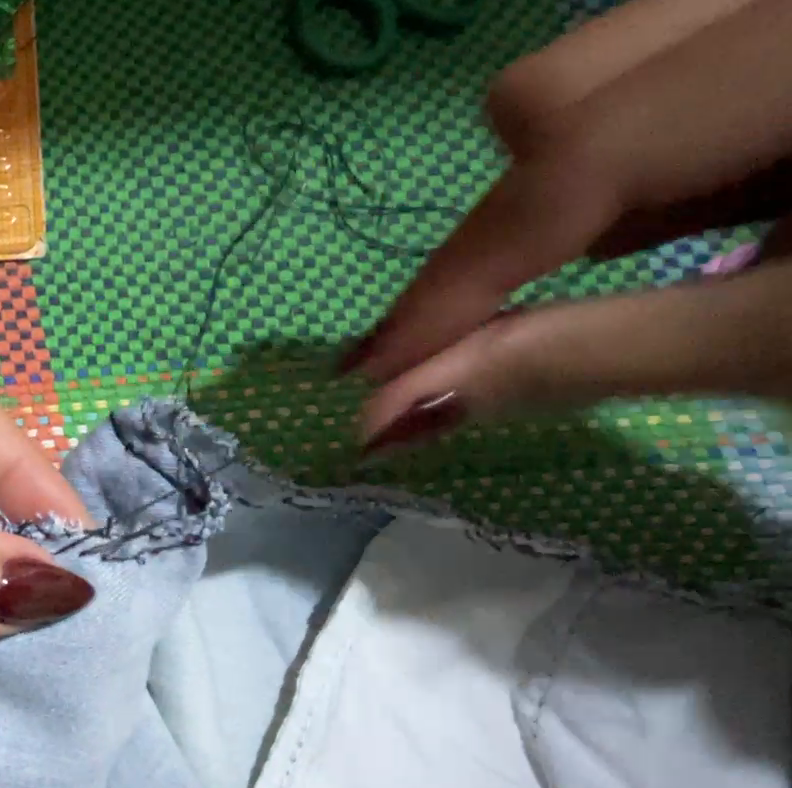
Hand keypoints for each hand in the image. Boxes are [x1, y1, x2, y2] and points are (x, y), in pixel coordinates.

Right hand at [342, 0, 791, 455]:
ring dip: (577, 180)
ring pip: (601, 59)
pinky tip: (708, 207)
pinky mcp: (776, 43)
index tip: (367, 377)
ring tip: (658, 248)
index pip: (575, 162)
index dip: (454, 281)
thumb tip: (387, 415)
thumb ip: (575, 363)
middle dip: (517, 215)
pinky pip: (664, 66)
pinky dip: (647, 154)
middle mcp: (784, 0)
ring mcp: (778, 14)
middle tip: (529, 309)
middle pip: (564, 80)